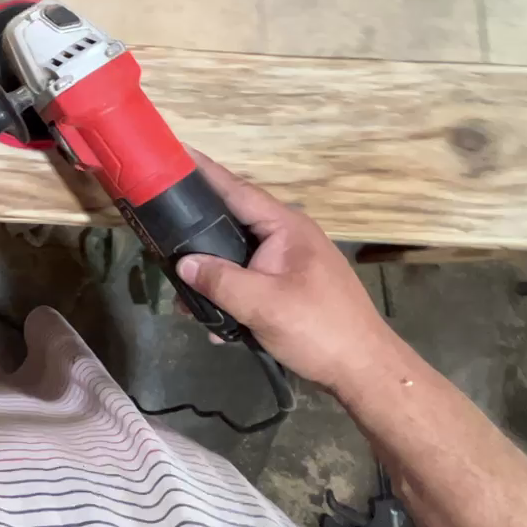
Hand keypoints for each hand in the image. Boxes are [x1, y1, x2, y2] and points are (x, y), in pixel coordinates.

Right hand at [174, 150, 404, 393]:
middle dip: (195, 234)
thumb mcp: (263, 305)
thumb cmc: (320, 330)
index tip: (174, 152)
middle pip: (230, 222)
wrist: (367, 373)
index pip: (237, 189)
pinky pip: (245, 279)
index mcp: (286, 227)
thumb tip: (182, 264)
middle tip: (159, 232)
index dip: (204, 171)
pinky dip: (227, 295)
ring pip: (234, 256)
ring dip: (210, 276)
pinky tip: (213, 321)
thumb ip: (219, 281)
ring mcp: (288, 262)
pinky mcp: (287, 286)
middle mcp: (286, 237)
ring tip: (183, 299)